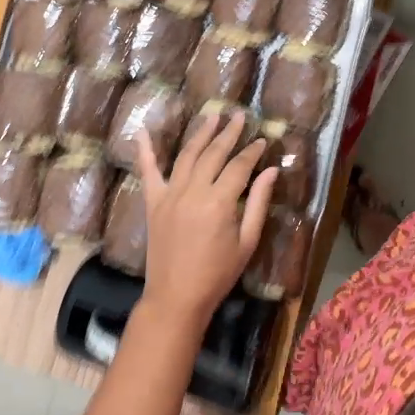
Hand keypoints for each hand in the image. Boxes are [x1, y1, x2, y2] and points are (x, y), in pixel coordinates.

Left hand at [134, 115, 275, 326]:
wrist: (176, 298)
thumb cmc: (217, 274)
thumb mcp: (247, 242)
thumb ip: (259, 203)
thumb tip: (271, 170)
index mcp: (219, 202)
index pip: (239, 166)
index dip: (252, 152)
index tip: (262, 140)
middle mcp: (193, 192)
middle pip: (213, 153)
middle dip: (228, 133)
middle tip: (240, 116)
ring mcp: (170, 195)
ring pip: (187, 155)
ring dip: (200, 134)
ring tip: (212, 117)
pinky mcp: (153, 203)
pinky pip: (148, 172)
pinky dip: (145, 150)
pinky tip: (143, 131)